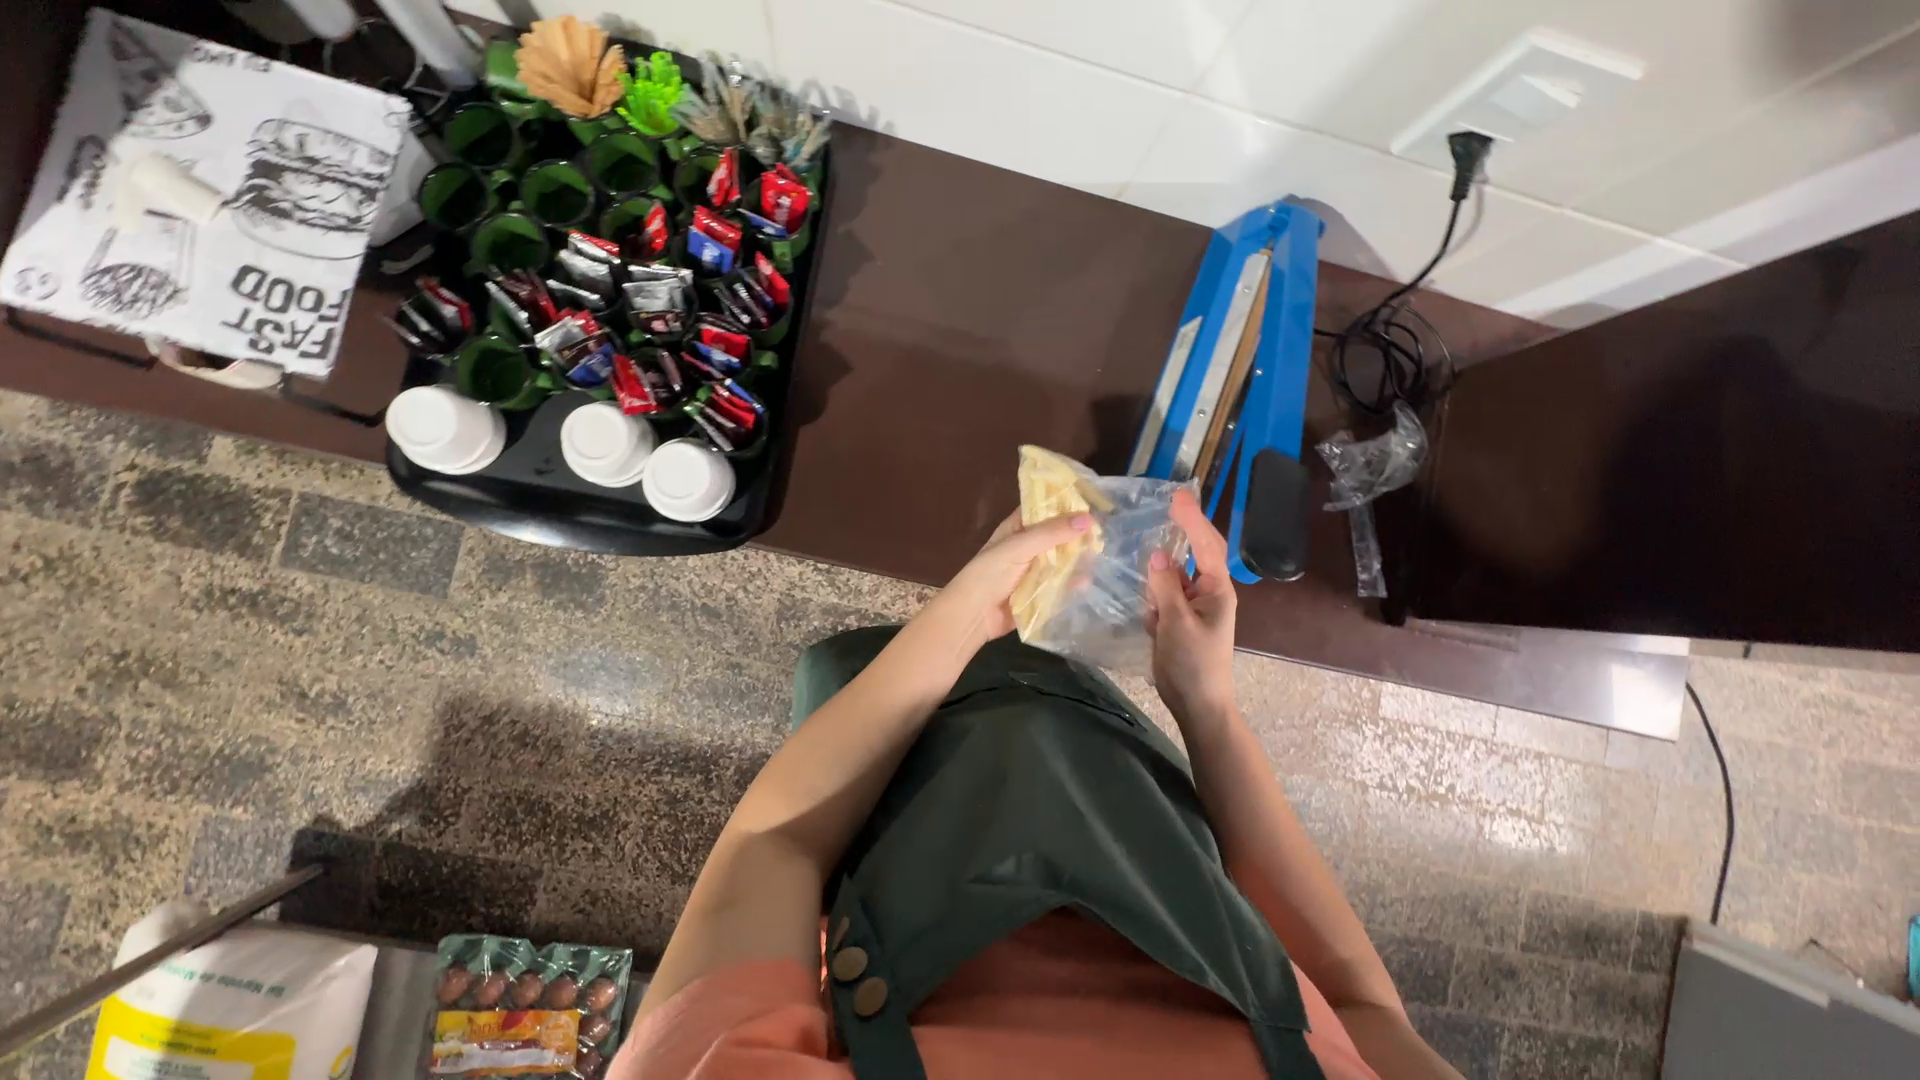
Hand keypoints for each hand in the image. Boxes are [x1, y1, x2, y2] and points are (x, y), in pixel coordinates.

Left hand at [923, 509, 1093, 651]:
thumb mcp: (1019, 547)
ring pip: (1062, 559)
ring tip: (1104, 553)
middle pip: (1056, 535)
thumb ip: (1051, 533)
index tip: (1092, 499)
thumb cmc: (990, 573)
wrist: (974, 615)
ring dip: (1078, 557)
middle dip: (1077, 533)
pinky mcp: (1040, 592)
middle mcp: (1027, 546)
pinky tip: (1088, 580)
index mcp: (1017, 528)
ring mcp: (1034, 570)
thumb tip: (1088, 519)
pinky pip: (1060, 583)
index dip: (1064, 502)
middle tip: (1105, 530)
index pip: (1043, 508)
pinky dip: (1073, 582)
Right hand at [1145, 489, 1238, 722]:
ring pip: (1170, 577)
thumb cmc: (1194, 664)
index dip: (1192, 520)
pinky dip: (1153, 597)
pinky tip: (1146, 604)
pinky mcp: (1177, 620)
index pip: (1206, 545)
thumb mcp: (1177, 623)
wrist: (1197, 704)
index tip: (1177, 496)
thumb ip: (1165, 587)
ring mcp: (1191, 607)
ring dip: (1159, 578)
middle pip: (1191, 556)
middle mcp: (1207, 592)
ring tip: (1154, 581)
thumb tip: (1156, 555)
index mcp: (1217, 590)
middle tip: (1167, 506)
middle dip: (1180, 538)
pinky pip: (1162, 597)